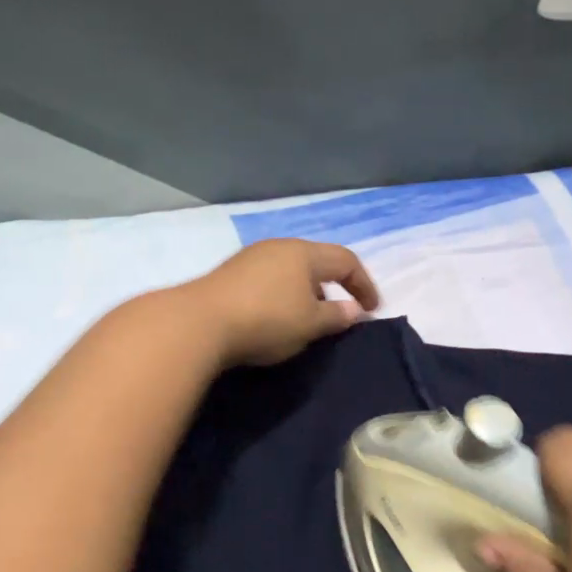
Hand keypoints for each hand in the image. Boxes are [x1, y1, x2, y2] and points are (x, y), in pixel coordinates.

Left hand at [177, 239, 380, 366]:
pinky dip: (280, 296)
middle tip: (338, 313)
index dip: (363, 284)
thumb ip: (336, 316)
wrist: (199, 323)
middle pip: (315, 262)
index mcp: (304, 253)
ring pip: (288, 271)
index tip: (372, 310)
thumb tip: (353, 310)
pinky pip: (267, 281)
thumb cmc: (266, 321)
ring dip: (304, 293)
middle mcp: (277, 247)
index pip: (346, 260)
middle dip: (332, 286)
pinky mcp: (228, 275)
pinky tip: (273, 318)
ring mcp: (249, 258)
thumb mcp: (310, 324)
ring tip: (305, 319)